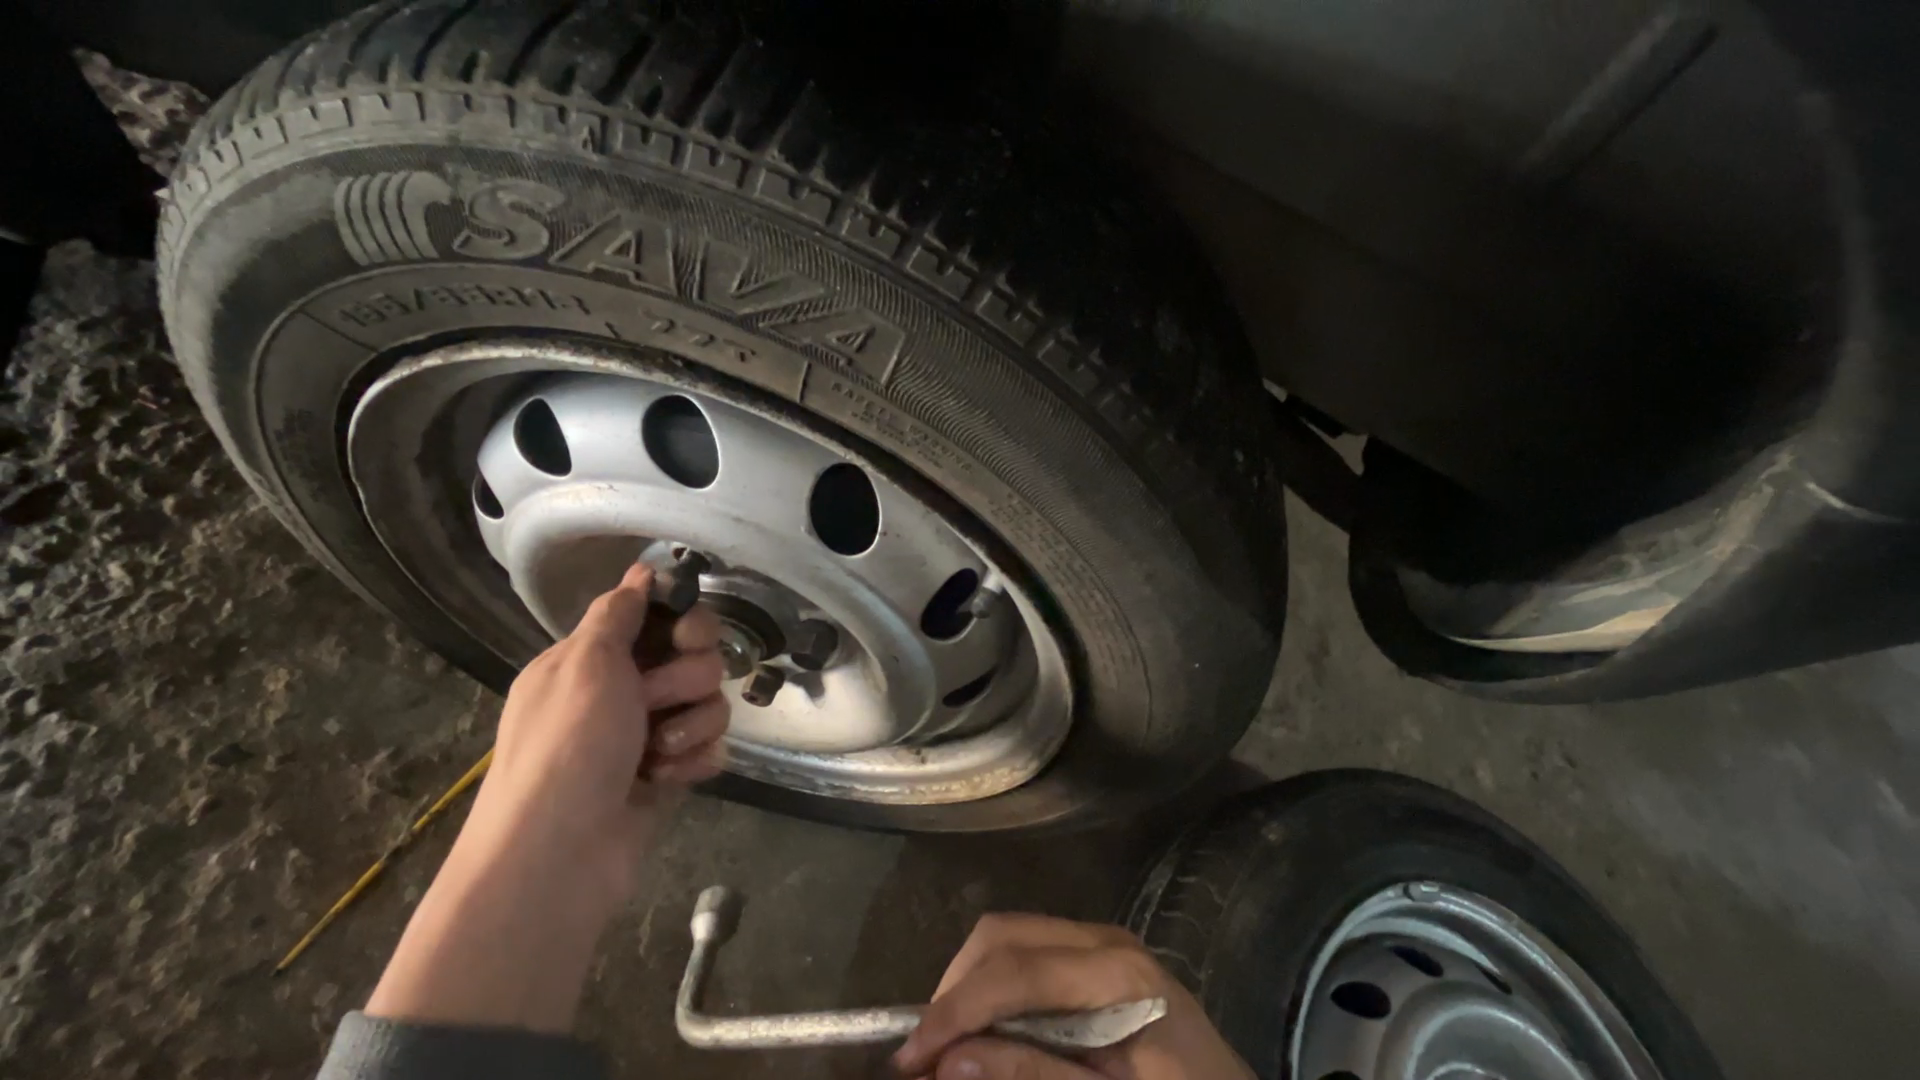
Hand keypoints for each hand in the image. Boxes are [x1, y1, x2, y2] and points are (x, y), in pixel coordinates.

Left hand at [365, 563, 727, 1031]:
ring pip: (711, 704)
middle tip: (655, 702)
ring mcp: (649, 734)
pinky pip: (710, 747)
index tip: (685, 637)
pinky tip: (666, 780)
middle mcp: (624, 691)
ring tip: (657, 754)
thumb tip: (641, 569)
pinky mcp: (670, 774)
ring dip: (690, 725)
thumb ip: (618, 613)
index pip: (662, 616)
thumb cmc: (567, 747)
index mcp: (595, 657)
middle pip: (698, 658)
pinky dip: (692, 761)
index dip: (685, 623)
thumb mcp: (584, 665)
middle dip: (687, 680)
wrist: (558, 855)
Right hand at [894, 914, 1254, 1079]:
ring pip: (1009, 936)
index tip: (910, 1060)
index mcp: (1115, 973)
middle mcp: (1105, 940)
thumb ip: (1032, 1076)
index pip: (1012, 972)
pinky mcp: (1101, 957)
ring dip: (969, 984)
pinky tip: (987, 1027)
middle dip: (953, 989)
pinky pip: (1030, 951)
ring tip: (948, 1042)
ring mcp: (1104, 942)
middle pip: (1002, 936)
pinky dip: (995, 984)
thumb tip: (949, 1063)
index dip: (953, 1011)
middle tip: (924, 1054)